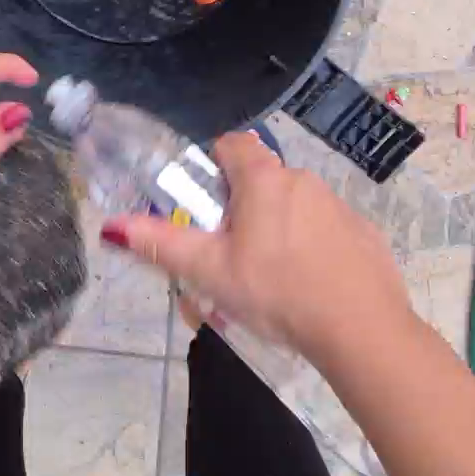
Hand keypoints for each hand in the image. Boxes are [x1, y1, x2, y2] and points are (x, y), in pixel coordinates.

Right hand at [100, 131, 414, 359]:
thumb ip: (161, 244)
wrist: (362, 331)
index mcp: (262, 179)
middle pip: (260, 180)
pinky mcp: (363, 232)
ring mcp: (337, 204)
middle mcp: (301, 179)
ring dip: (278, 228)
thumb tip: (111, 225)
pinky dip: (314, 247)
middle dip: (243, 209)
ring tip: (272, 280)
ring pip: (294, 205)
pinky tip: (311, 287)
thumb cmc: (276, 292)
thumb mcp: (210, 272)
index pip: (231, 144)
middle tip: (233, 257)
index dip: (214, 167)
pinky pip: (326, 229)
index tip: (210, 208)